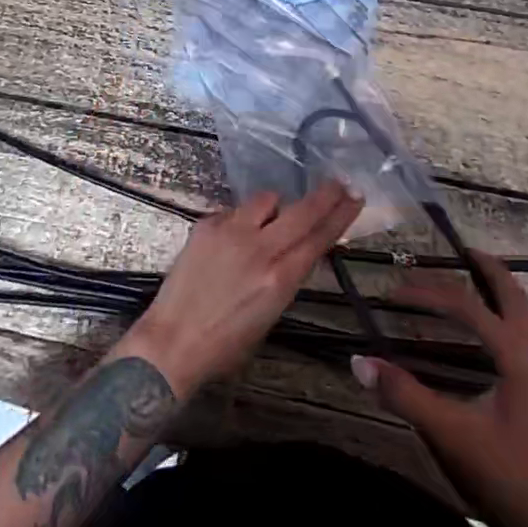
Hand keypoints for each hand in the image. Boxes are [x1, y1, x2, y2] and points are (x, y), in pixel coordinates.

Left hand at [115, 181, 362, 399]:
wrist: (172, 342)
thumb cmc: (226, 343)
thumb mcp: (271, 313)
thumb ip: (287, 276)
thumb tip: (298, 249)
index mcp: (280, 278)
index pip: (320, 237)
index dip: (341, 215)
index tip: (355, 197)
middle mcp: (259, 248)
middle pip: (302, 211)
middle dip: (325, 194)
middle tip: (340, 182)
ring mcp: (231, 231)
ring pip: (267, 200)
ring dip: (276, 207)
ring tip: (270, 220)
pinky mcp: (206, 225)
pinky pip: (235, 211)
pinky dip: (241, 220)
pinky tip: (232, 238)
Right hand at [352, 251, 527, 526]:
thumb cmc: (518, 479)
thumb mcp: (455, 439)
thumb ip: (406, 397)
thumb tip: (358, 361)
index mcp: (518, 350)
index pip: (465, 304)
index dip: (427, 292)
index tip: (393, 292)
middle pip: (514, 293)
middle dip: (488, 268)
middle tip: (464, 251)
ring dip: (510, 297)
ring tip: (488, 294)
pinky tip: (524, 348)